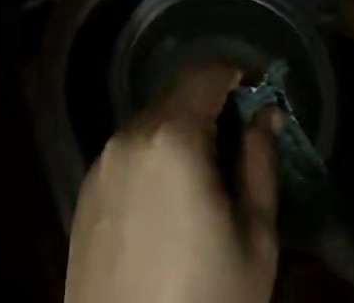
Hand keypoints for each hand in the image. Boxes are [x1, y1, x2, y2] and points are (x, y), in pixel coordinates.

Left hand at [66, 61, 284, 302]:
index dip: (237, 73)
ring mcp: (101, 164)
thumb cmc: (206, 299)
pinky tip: (170, 202)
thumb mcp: (254, 237)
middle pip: (176, 95)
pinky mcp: (85, 193)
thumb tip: (269, 114)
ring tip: (208, 178)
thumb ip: (260, 162)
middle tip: (241, 140)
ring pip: (151, 124)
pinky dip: (155, 157)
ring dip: (182, 132)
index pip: (205, 73)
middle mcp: (129, 136)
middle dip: (211, 104)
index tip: (260, 90)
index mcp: (172, 137)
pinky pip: (128, 154)